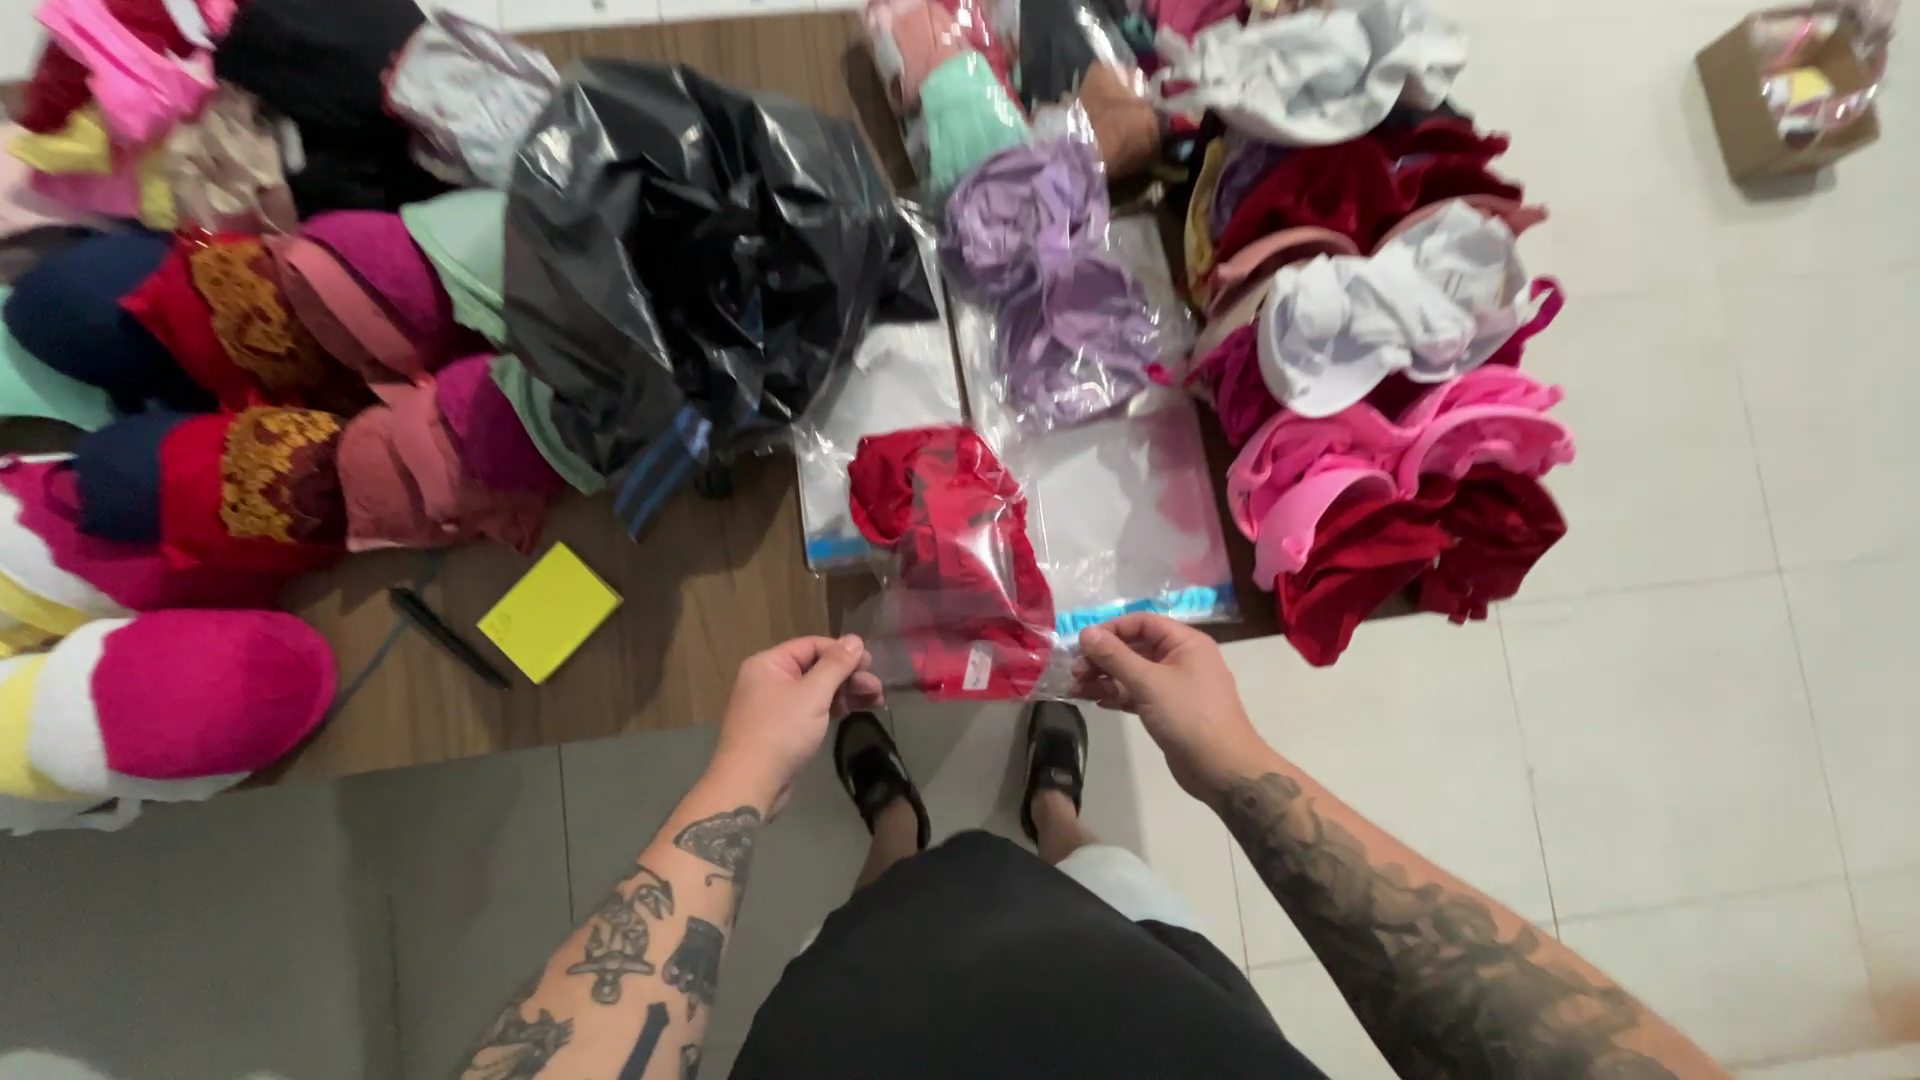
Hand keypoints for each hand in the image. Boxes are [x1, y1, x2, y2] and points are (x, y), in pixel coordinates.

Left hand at [709, 635, 883, 814]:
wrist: (751, 785)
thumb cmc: (781, 732)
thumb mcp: (812, 694)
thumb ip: (836, 665)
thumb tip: (855, 638)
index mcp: (768, 664)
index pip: (812, 646)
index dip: (842, 652)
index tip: (870, 663)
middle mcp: (769, 679)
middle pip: (816, 667)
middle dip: (849, 676)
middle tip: (877, 687)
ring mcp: (775, 705)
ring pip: (817, 690)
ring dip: (846, 692)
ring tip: (877, 700)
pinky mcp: (783, 728)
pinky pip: (812, 708)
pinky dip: (834, 708)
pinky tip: (856, 710)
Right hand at [1069, 614, 1271, 800]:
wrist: (1223, 770)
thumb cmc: (1189, 717)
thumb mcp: (1148, 682)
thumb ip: (1115, 656)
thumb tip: (1086, 632)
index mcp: (1185, 643)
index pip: (1141, 622)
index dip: (1110, 630)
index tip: (1082, 645)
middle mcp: (1181, 659)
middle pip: (1134, 647)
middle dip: (1103, 658)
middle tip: (1075, 673)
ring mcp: (1175, 685)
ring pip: (1133, 672)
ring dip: (1105, 678)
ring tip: (1077, 690)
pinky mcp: (1169, 709)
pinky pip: (1138, 693)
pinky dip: (1118, 695)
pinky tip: (1097, 701)